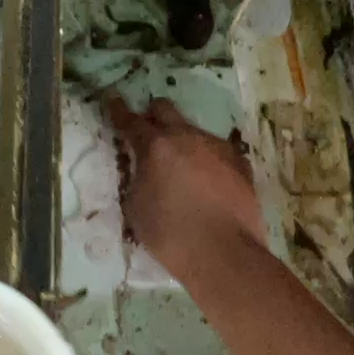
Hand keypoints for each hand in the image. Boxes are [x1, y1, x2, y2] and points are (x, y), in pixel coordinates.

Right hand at [106, 97, 263, 279]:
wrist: (225, 255)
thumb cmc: (171, 235)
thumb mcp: (136, 208)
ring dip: (183, 142)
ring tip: (184, 169)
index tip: (112, 99)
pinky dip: (208, 161)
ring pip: (193, 131)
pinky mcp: (241, 164)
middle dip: (152, 115)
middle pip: (164, 108)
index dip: (117, 109)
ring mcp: (217, 147)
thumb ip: (137, 179)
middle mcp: (186, 136)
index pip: (130, 120)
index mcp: (155, 145)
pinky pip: (218, 152)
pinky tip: (210, 183)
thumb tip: (143, 170)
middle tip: (148, 132)